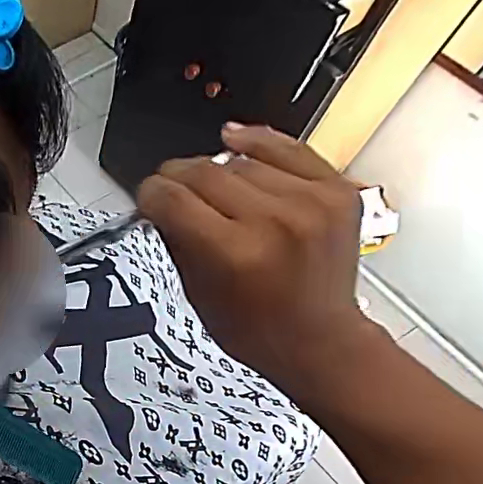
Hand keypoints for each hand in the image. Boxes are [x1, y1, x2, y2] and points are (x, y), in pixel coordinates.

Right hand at [138, 123, 383, 403]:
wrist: (321, 341)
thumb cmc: (265, 332)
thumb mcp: (201, 297)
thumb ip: (178, 243)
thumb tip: (162, 204)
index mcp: (236, 255)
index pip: (172, 198)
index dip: (150, 194)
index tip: (148, 197)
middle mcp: (275, 223)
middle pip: (204, 171)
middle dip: (177, 178)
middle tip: (171, 188)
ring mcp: (310, 204)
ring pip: (240, 160)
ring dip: (218, 170)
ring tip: (214, 191)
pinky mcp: (334, 192)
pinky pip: (287, 149)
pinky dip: (259, 144)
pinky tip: (238, 142)